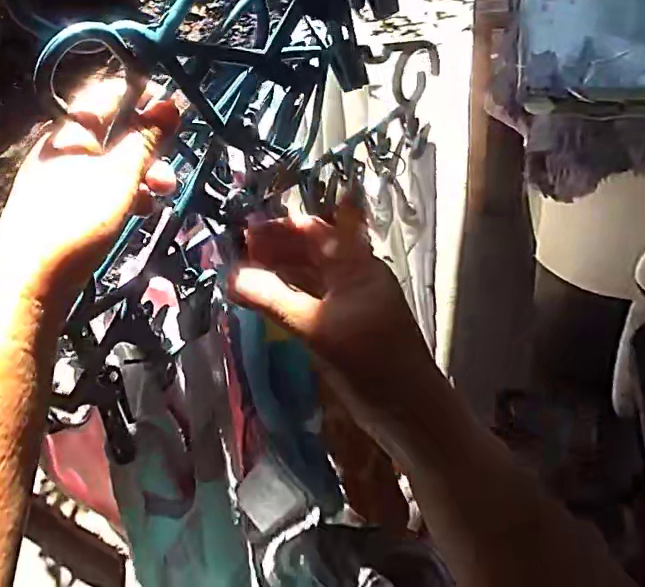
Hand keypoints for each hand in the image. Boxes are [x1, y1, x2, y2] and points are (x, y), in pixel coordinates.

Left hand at [0, 78, 182, 309]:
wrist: (28, 283)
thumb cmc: (75, 219)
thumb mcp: (121, 174)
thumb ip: (147, 137)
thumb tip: (169, 103)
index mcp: (72, 129)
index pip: (110, 92)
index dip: (144, 95)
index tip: (174, 108)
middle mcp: (65, 148)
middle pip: (115, 130)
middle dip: (149, 142)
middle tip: (173, 157)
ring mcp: (64, 178)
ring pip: (113, 162)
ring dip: (143, 172)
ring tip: (164, 192)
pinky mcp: (66, 208)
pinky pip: (104, 188)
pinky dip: (126, 194)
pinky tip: (142, 210)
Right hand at [226, 202, 446, 441]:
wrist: (414, 417)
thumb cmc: (370, 364)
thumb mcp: (316, 329)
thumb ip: (272, 299)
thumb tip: (230, 276)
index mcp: (357, 263)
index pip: (313, 231)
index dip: (278, 228)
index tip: (243, 233)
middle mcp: (357, 274)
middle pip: (312, 250)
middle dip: (276, 249)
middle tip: (238, 255)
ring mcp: (355, 300)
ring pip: (312, 275)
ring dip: (281, 271)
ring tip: (247, 274)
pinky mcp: (350, 325)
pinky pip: (315, 298)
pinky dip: (291, 294)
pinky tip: (269, 300)